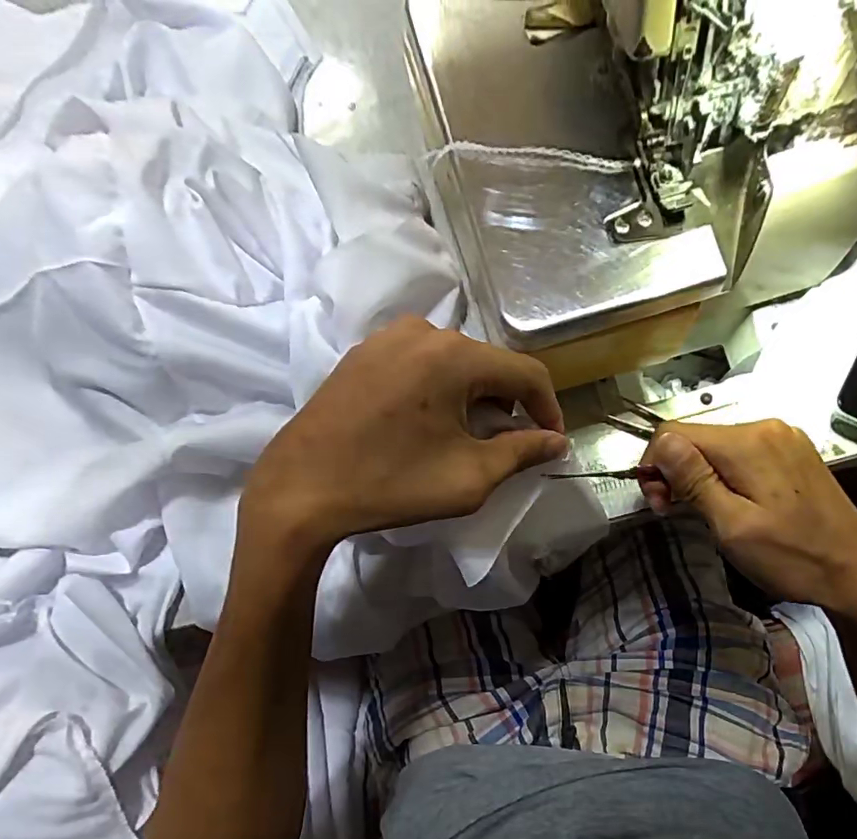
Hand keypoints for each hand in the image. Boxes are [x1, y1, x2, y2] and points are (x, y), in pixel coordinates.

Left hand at [242, 317, 569, 553]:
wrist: (300, 489)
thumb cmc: (391, 484)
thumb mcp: (470, 476)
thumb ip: (522, 452)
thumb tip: (556, 441)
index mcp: (454, 355)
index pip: (526, 372)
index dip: (548, 408)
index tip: (550, 442)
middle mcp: (422, 331)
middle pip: (488, 364)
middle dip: (506, 405)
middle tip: (505, 447)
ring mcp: (385, 338)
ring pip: (452, 363)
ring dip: (471, 397)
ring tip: (464, 439)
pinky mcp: (361, 354)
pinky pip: (418, 365)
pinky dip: (436, 391)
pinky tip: (425, 426)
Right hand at [638, 419, 856, 619]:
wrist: (856, 574)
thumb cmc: (791, 557)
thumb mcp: (733, 525)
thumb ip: (694, 479)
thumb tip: (661, 442)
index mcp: (748, 442)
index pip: (674, 432)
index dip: (654, 465)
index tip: (659, 503)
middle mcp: (765, 428)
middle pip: (695, 437)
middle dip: (675, 471)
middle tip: (674, 512)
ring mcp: (783, 439)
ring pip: (716, 446)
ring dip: (697, 475)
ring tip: (704, 513)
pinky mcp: (793, 454)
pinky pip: (741, 454)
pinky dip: (723, 475)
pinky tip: (729, 503)